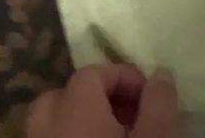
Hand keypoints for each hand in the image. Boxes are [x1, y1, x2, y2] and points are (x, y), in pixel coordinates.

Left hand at [27, 64, 178, 137]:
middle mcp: (47, 132)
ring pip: (45, 125)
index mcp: (76, 115)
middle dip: (89, 96)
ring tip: (107, 131)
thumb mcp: (158, 136)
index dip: (121, 76)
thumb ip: (159, 101)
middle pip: (56, 98)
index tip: (146, 95)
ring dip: (75, 119)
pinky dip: (66, 137)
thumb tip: (160, 73)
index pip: (89, 74)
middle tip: (120, 111)